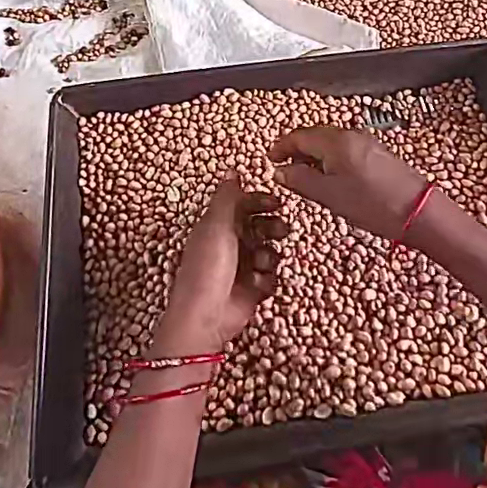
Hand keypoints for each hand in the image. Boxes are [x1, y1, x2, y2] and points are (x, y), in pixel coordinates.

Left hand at [149, 178, 286, 356]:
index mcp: (217, 226)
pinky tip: (257, 285)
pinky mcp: (252, 289)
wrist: (205, 317)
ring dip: (269, 256)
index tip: (276, 203)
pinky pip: (270, 277)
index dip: (260, 202)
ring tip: (262, 263)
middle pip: (260, 227)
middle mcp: (230, 244)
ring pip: (269, 252)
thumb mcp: (217, 225)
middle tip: (281, 231)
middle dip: (272, 228)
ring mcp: (241, 267)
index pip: (243, 205)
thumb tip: (232, 170)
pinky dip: (267, 280)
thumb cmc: (207, 268)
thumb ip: (228, 197)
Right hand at [271, 126, 432, 239]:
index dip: (281, 146)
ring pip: (332, 143)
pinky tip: (332, 179)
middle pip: (316, 136)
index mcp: (335, 141)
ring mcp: (368, 144)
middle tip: (285, 168)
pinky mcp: (379, 155)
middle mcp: (351, 136)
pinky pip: (347, 151)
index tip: (271, 158)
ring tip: (306, 177)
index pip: (299, 136)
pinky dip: (332, 160)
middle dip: (297, 150)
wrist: (419, 212)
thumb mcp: (328, 196)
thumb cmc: (372, 205)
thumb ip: (300, 180)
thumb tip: (281, 171)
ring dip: (315, 156)